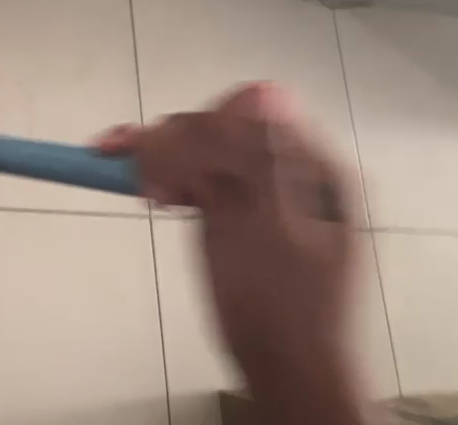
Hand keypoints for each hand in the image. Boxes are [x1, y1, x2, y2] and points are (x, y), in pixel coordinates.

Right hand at [97, 84, 362, 415]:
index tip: (163, 158)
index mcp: (315, 169)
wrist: (283, 369)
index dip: (201, 130)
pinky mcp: (236, 200)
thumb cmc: (280, 308)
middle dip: (173, 149)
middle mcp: (291, 166)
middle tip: (145, 187)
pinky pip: (193, 166)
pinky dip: (162, 171)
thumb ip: (267, 160)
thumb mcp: (272, 232)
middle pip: (217, 126)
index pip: (246, 114)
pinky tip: (144, 188)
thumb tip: (266, 89)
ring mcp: (262, 182)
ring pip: (197, 143)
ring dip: (160, 159)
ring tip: (143, 192)